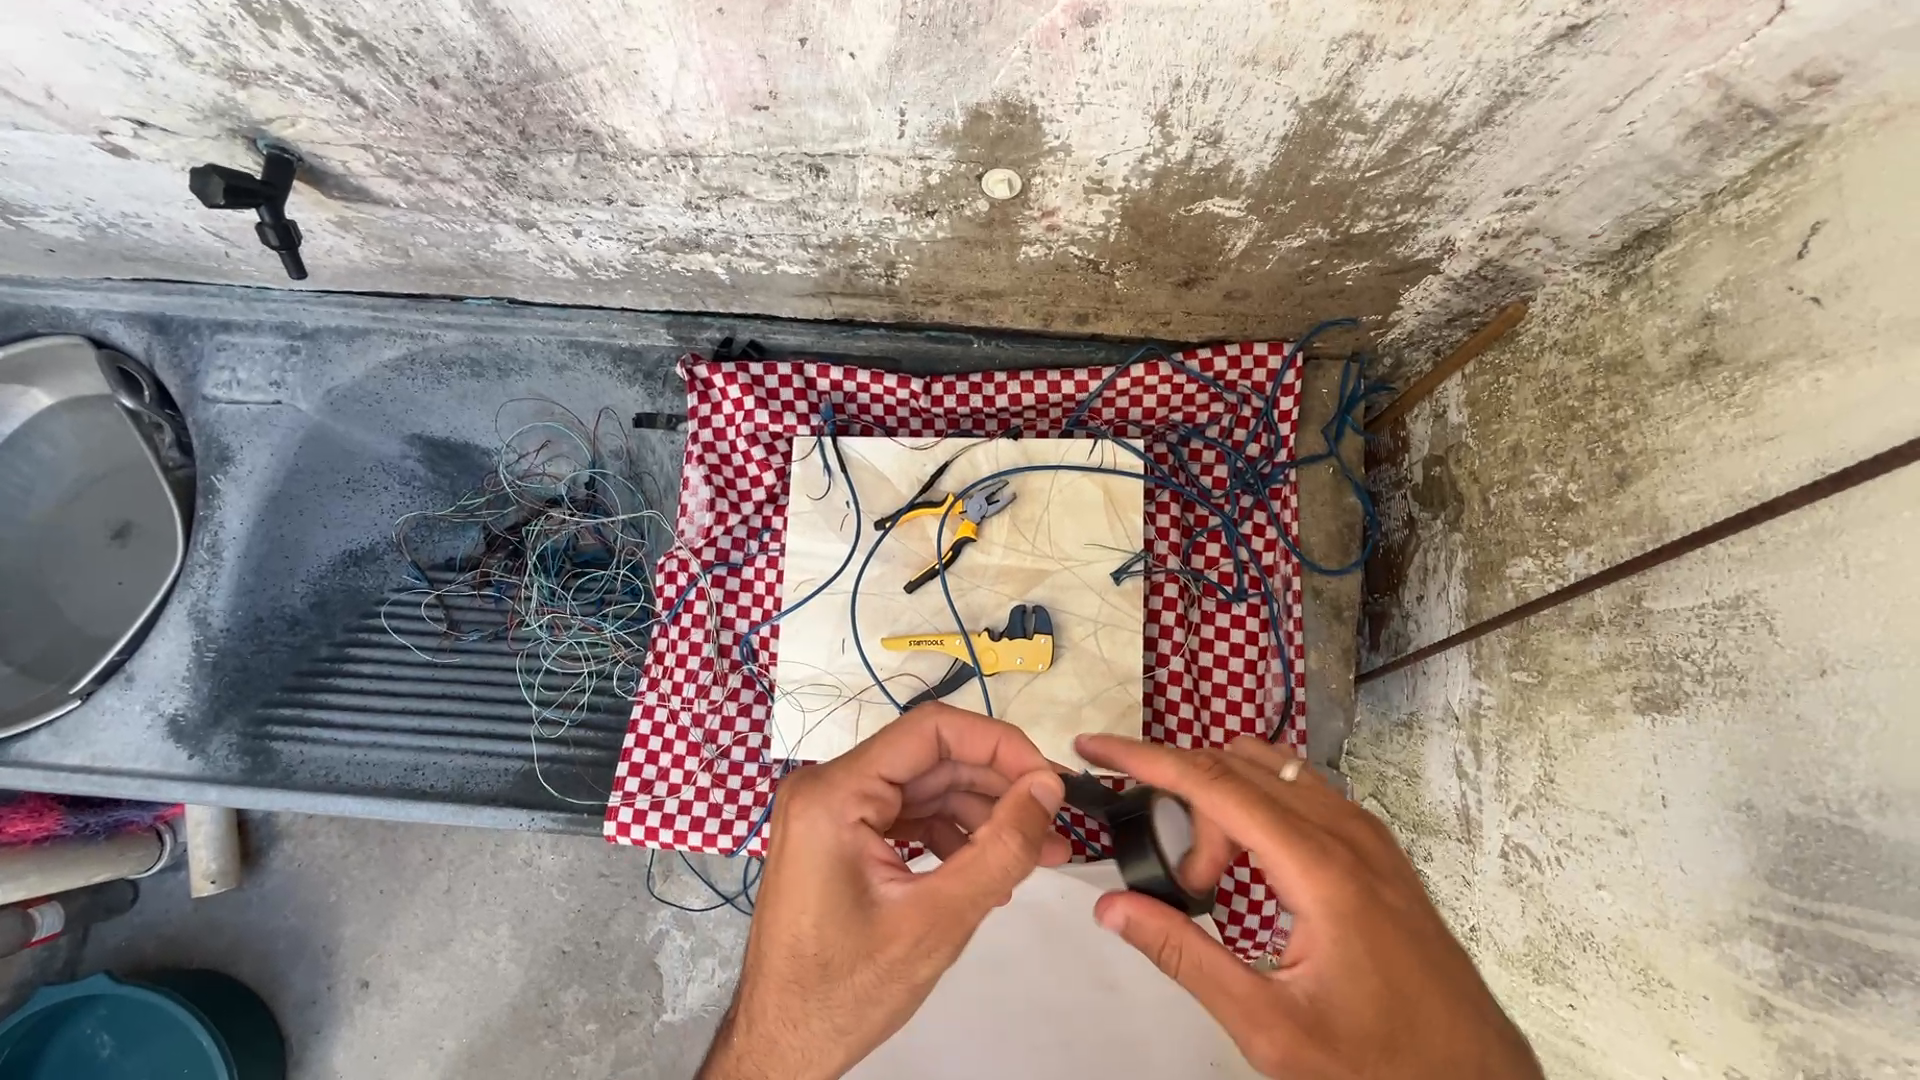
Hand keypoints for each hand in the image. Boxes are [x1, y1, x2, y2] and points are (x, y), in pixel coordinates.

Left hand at [698, 703, 1068, 1079]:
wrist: (782, 1048)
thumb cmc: (847, 991)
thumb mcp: (936, 920)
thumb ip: (1000, 848)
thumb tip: (1047, 787)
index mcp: (835, 792)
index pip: (931, 730)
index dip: (999, 744)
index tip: (1048, 779)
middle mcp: (828, 786)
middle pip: (931, 760)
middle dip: (999, 787)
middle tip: (1055, 818)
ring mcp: (832, 811)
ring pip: (925, 789)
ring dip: (983, 815)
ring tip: (1037, 852)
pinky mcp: (841, 836)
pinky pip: (908, 817)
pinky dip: (952, 836)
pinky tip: (990, 869)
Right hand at [1078, 733, 1542, 1079]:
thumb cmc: (1378, 1064)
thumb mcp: (1269, 1027)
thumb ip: (1184, 956)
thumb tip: (1112, 907)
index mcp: (1320, 867)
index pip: (1213, 782)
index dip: (1144, 758)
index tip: (1095, 745)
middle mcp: (1347, 831)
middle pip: (1235, 771)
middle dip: (1186, 805)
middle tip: (1185, 888)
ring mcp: (1367, 834)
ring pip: (1266, 773)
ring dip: (1222, 806)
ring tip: (1216, 883)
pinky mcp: (1376, 847)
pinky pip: (1297, 793)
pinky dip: (1254, 809)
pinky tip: (1252, 867)